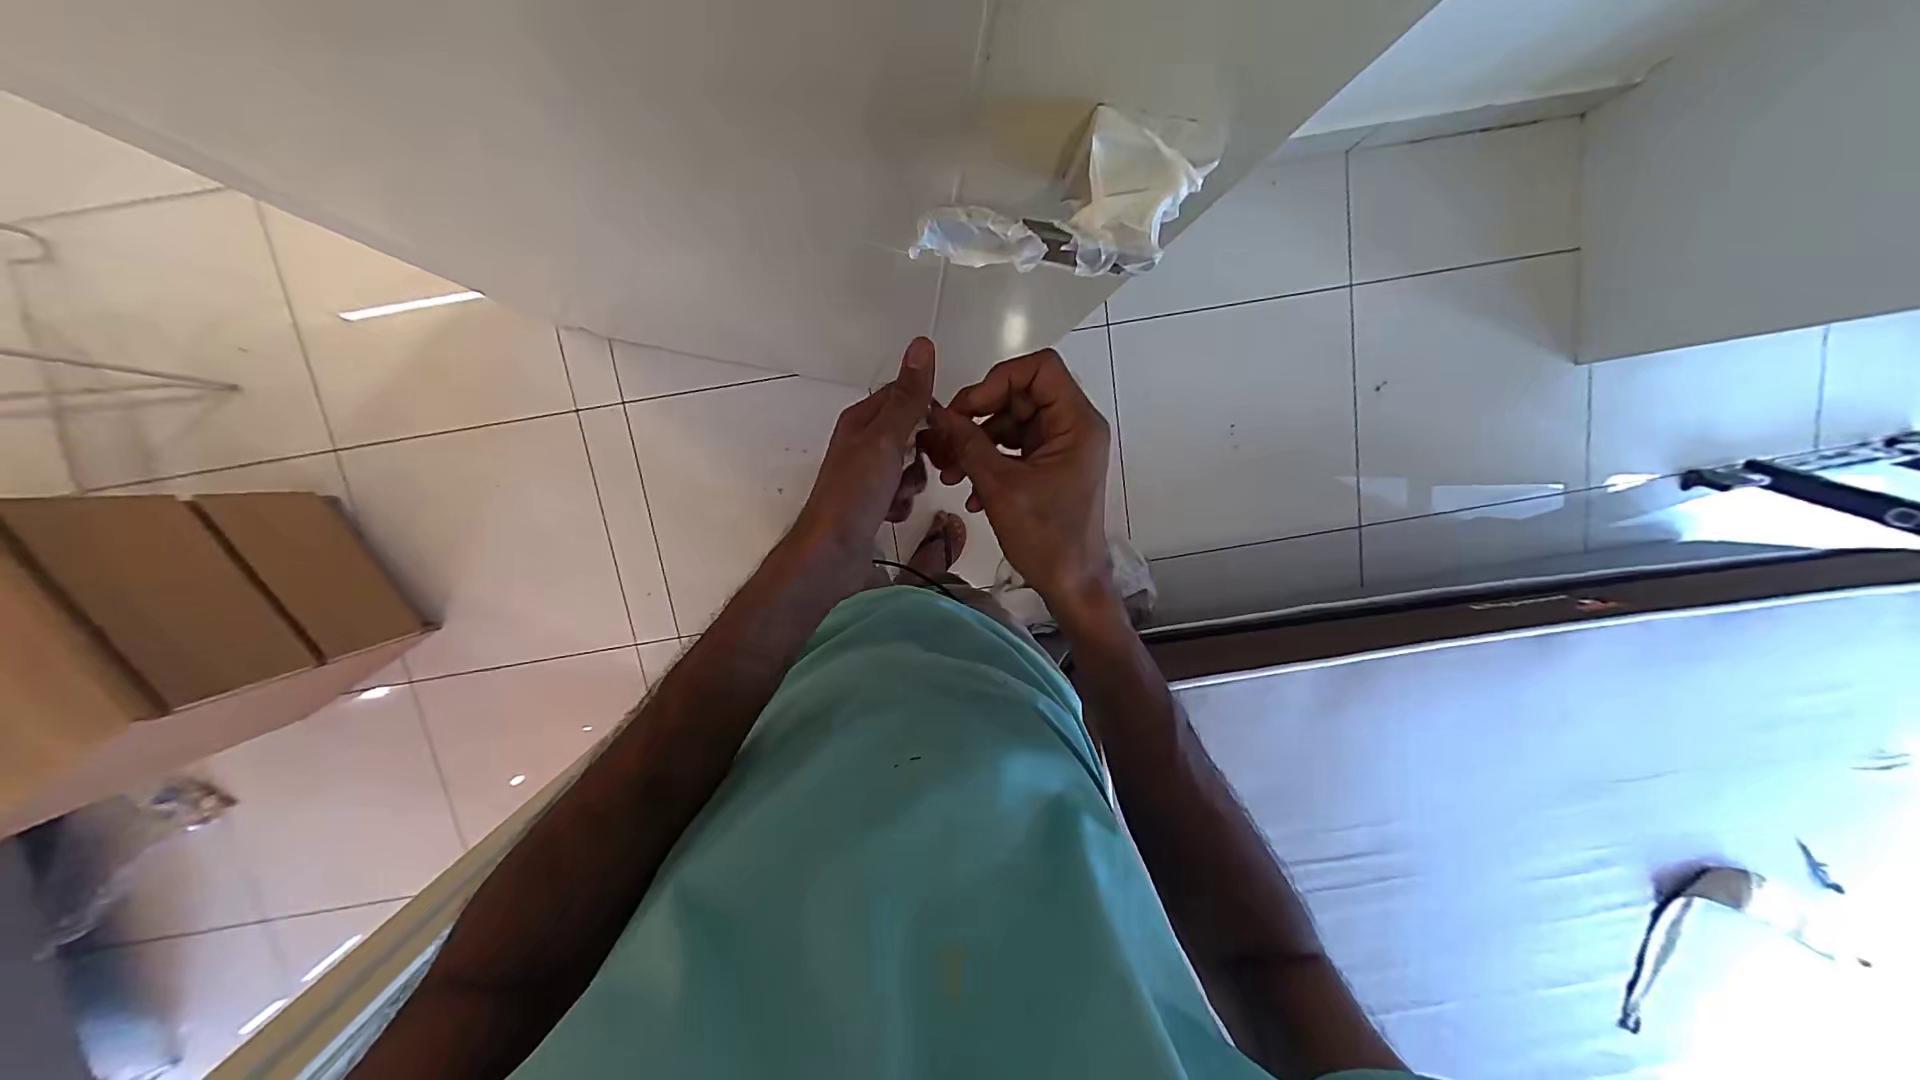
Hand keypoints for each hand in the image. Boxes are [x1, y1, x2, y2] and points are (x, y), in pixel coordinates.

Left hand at [793, 337, 934, 556]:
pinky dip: (903, 502)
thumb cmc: (853, 496)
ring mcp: (866, 475)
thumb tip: (921, 345)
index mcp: (863, 420)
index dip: (931, 412)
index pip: (906, 398)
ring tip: (901, 494)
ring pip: (909, 466)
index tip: (948, 431)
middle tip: (932, 466)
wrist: (832, 554)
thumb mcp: (886, 440)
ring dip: (914, 481)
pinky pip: (901, 493)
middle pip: (911, 434)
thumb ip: (908, 397)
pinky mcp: (871, 502)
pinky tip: (893, 512)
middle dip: (926, 452)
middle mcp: (863, 444)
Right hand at [923, 348, 1112, 612]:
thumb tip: (938, 414)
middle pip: (1020, 395)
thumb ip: (968, 443)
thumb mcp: (1001, 487)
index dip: (998, 380)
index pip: (1040, 368)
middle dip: (979, 417)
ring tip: (949, 472)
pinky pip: (1014, 449)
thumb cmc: (1046, 538)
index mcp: (1076, 423)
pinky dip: (989, 462)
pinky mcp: (1049, 467)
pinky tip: (969, 491)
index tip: (967, 409)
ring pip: (1012, 424)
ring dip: (977, 444)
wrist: (1070, 584)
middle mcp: (1073, 427)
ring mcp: (1061, 448)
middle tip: (946, 439)